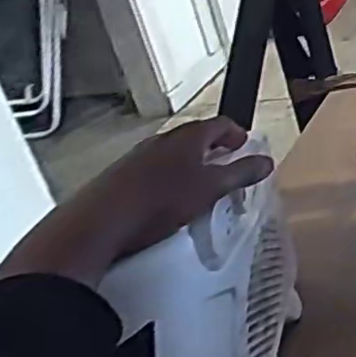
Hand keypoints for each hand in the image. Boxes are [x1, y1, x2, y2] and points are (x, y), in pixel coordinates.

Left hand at [0, 117, 275, 287]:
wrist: (88, 232)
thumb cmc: (158, 203)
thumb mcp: (210, 190)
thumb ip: (241, 173)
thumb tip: (267, 162)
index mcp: (188, 137)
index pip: (220, 124)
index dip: (235, 133)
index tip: (243, 145)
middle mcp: (160, 141)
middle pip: (192, 137)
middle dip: (209, 149)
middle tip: (221, 165)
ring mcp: (131, 159)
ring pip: (166, 155)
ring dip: (182, 165)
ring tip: (190, 187)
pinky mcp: (109, 181)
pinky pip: (143, 174)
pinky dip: (157, 181)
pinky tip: (157, 203)